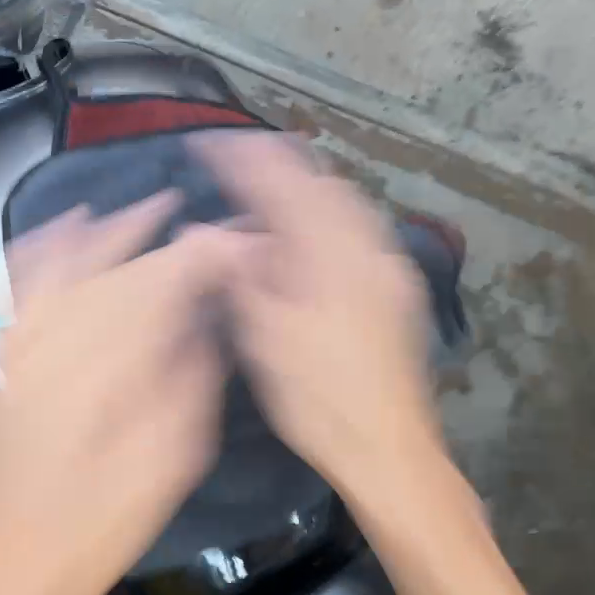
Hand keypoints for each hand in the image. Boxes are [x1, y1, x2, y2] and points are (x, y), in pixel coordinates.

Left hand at [0, 192, 236, 594]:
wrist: (13, 553)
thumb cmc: (101, 521)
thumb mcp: (169, 462)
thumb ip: (187, 380)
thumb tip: (198, 320)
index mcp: (107, 368)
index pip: (155, 288)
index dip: (193, 255)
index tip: (225, 239)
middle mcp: (54, 342)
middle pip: (105, 269)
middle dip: (146, 232)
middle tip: (178, 208)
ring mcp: (15, 344)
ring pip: (58, 267)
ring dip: (96, 233)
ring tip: (129, 211)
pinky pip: (15, 286)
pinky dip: (38, 250)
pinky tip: (57, 231)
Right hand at [192, 132, 444, 502]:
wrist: (389, 451)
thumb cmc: (317, 398)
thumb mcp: (264, 337)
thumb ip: (237, 275)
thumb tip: (203, 232)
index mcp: (330, 258)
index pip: (280, 186)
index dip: (240, 158)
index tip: (204, 143)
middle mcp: (366, 250)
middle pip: (319, 182)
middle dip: (273, 162)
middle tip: (230, 158)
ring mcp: (385, 268)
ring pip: (343, 202)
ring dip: (300, 184)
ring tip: (260, 183)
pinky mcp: (391, 288)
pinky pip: (355, 227)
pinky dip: (320, 211)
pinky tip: (300, 230)